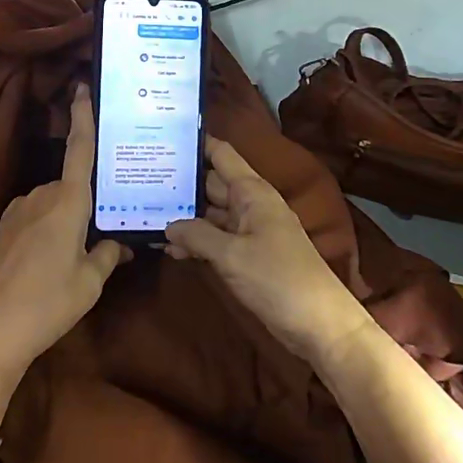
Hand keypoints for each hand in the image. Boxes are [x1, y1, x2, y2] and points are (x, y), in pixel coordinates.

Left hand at [0, 84, 128, 423]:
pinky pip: (36, 217)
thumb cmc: (46, 303)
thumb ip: (107, 256)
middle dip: (89, 201)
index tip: (82, 87)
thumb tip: (121, 244)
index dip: (83, 117)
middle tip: (109, 225)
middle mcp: (41, 196)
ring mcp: (17, 211)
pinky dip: (50, 230)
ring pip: (54, 204)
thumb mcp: (89, 283)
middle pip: (72, 185)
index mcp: (67, 201)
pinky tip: (52, 262)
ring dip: (68, 219)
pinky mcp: (3, 229)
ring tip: (79, 254)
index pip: (80, 149)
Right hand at [165, 138, 374, 367]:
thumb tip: (168, 224)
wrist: (320, 324)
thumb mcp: (231, 255)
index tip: (164, 138)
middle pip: (211, 183)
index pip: (221, 154)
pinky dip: (197, 241)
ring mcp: (251, 231)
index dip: (196, 143)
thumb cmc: (278, 278)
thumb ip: (197, 235)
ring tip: (146, 211)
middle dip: (181, 181)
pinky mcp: (249, 255)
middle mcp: (251, 204)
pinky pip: (217, 238)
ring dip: (185, 216)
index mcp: (252, 192)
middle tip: (142, 177)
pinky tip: (170, 247)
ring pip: (211, 214)